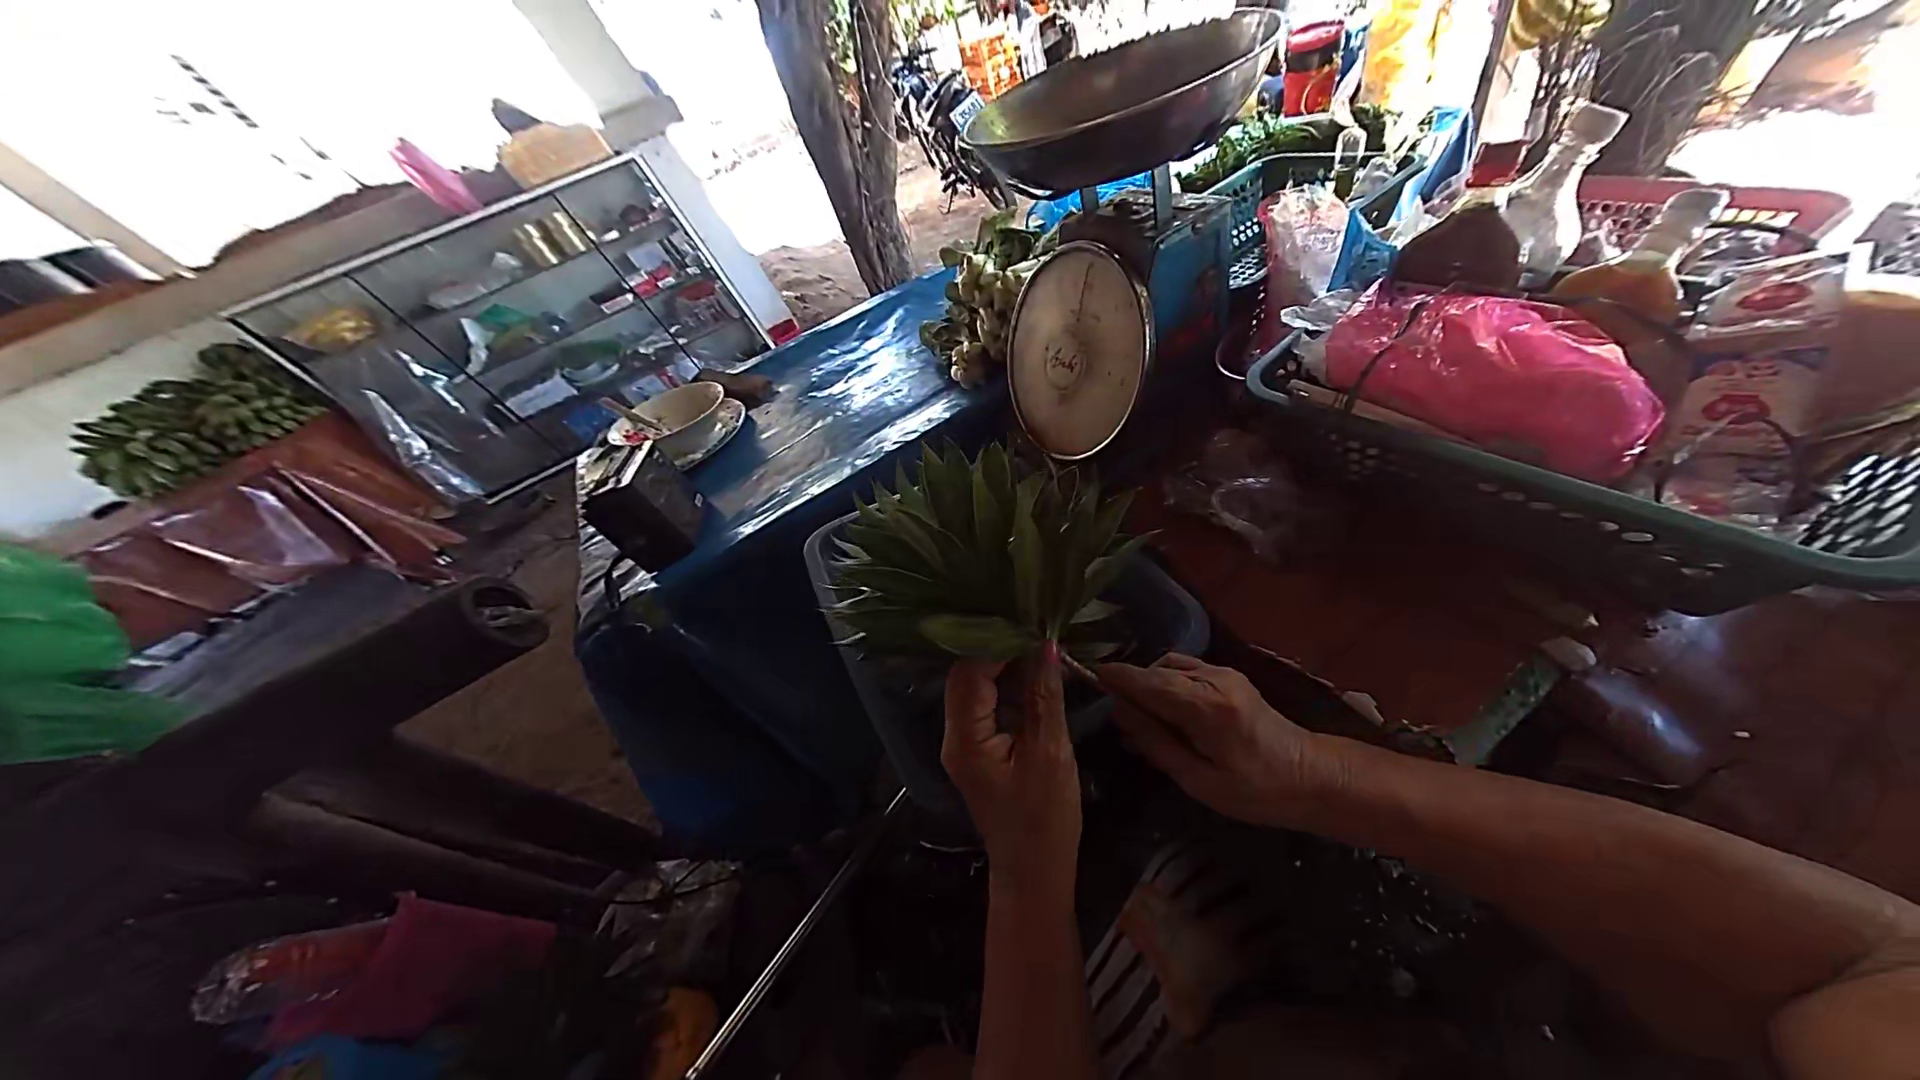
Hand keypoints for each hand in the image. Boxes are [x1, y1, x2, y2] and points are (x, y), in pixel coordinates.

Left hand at [942, 645, 1080, 895]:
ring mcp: (964, 742)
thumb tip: (1045, 645)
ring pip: (977, 688)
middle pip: (967, 677)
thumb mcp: (1050, 753)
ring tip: (1043, 650)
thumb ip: (1044, 696)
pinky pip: (988, 705)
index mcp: (964, 739)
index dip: (998, 646)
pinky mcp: (978, 747)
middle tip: (1040, 635)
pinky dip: (1009, 687)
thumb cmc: (1045, 820)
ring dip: (1007, 668)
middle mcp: (954, 735)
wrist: (1035, 872)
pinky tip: (1036, 676)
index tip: (1033, 628)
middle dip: (1002, 652)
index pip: (969, 673)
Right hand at [1095, 653, 1344, 828]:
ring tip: (1136, 717)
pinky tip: (1161, 708)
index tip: (1084, 675)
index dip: (1114, 678)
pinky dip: (1163, 682)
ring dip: (1146, 684)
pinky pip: (1182, 670)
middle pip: (1155, 671)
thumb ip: (1155, 742)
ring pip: (1167, 666)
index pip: (1148, 682)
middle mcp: (1214, 679)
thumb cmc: (1257, 791)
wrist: (1314, 777)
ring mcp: (1223, 673)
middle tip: (1110, 713)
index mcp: (1207, 707)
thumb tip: (1119, 713)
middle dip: (1128, 686)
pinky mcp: (1227, 675)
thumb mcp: (1199, 779)